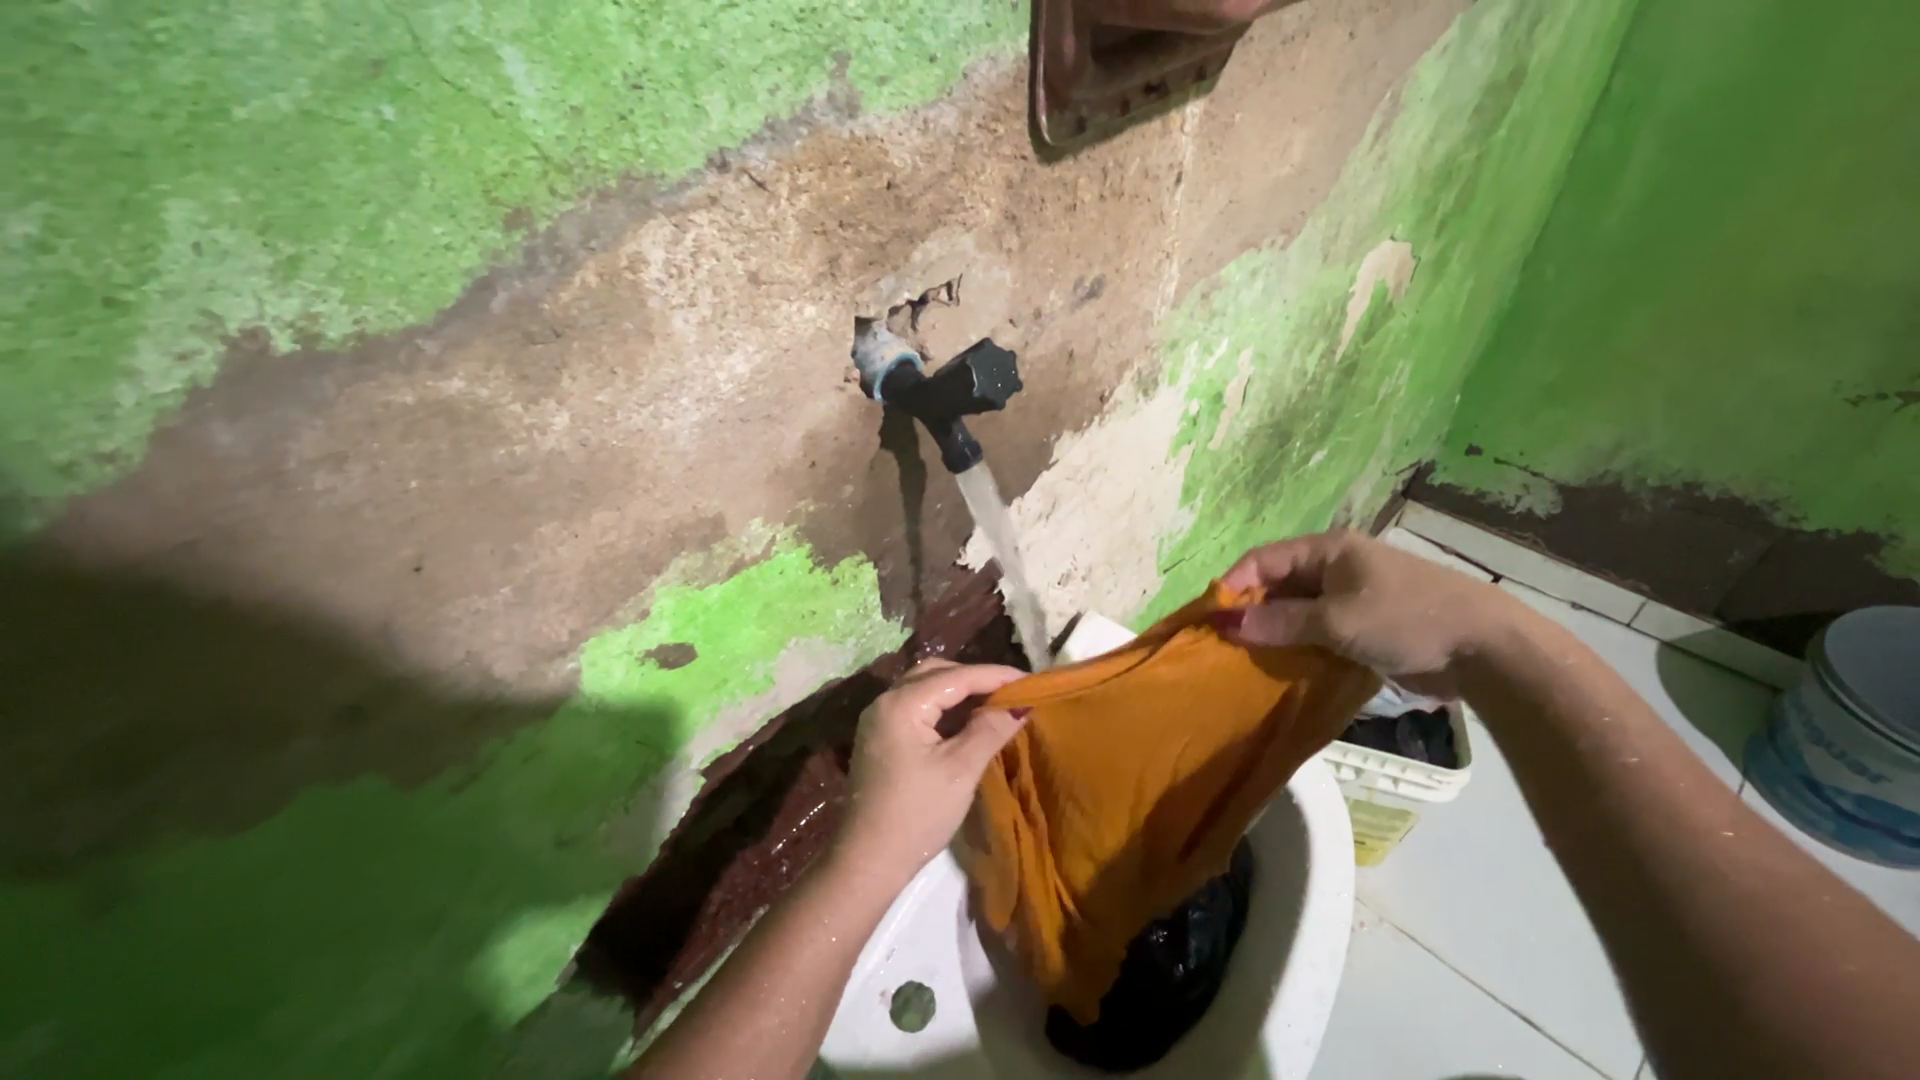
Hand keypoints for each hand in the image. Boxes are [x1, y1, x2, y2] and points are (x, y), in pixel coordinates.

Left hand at [833, 660, 1028, 883]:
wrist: (869, 859)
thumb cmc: (918, 814)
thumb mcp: (961, 770)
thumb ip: (989, 729)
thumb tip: (1019, 705)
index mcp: (902, 704)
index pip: (956, 677)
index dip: (996, 676)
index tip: (1031, 681)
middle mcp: (885, 701)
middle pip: (936, 673)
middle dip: (975, 679)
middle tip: (1011, 692)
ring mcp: (879, 719)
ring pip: (925, 688)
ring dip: (959, 691)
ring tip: (995, 703)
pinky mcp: (881, 737)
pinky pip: (917, 707)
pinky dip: (943, 707)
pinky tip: (967, 721)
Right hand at [1218, 530, 1519, 697]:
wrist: (1484, 648)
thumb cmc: (1406, 619)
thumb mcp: (1336, 621)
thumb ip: (1280, 622)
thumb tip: (1226, 622)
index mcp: (1329, 549)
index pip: (1264, 558)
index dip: (1234, 583)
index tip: (1211, 615)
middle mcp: (1336, 567)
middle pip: (1278, 584)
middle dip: (1251, 610)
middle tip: (1225, 642)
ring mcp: (1351, 596)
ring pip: (1296, 610)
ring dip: (1274, 632)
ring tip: (1247, 658)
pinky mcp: (1364, 625)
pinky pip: (1317, 631)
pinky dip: (1298, 646)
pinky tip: (1283, 667)